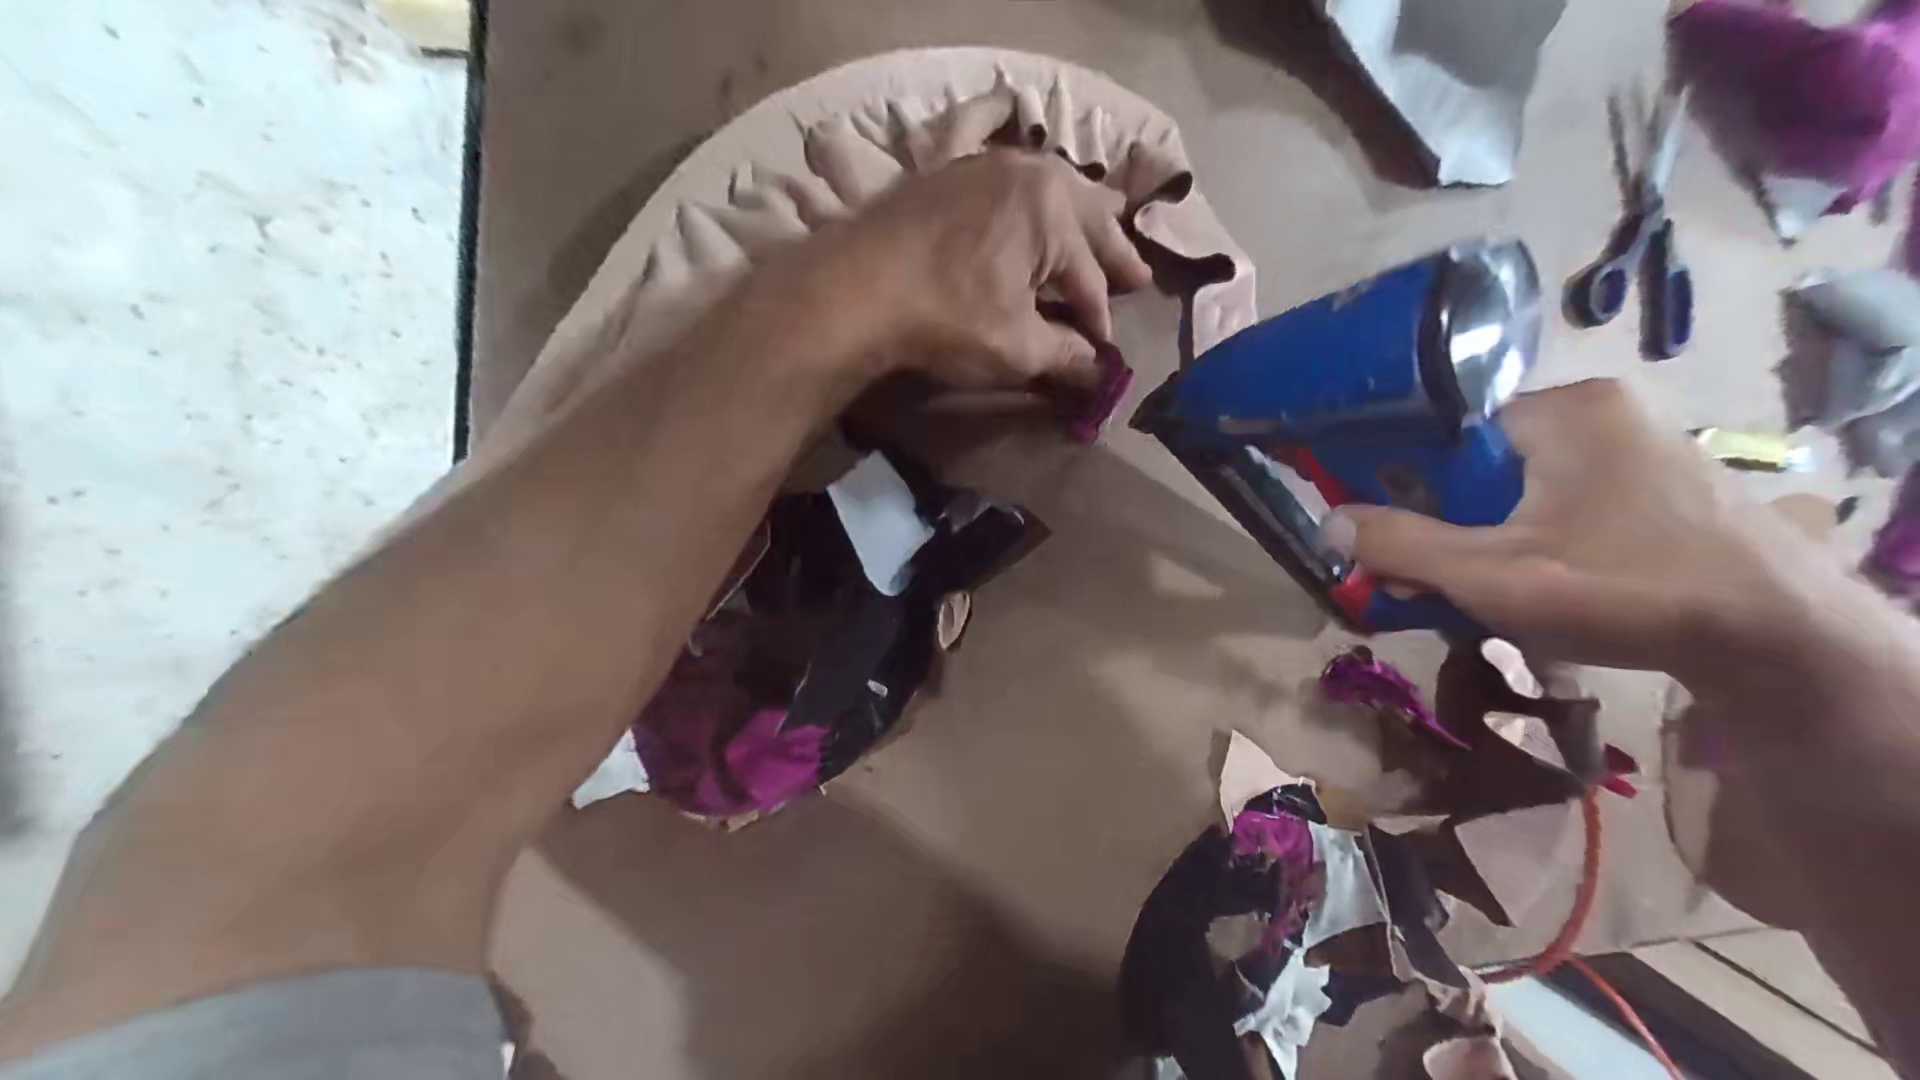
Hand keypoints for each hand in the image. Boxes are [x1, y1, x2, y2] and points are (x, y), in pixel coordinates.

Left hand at [778, 149, 1152, 392]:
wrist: (852, 290)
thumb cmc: (945, 318)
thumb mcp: (1015, 348)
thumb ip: (1065, 357)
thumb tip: (1099, 374)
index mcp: (1052, 210)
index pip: (1089, 278)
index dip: (1099, 319)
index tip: (1103, 348)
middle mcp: (1024, 173)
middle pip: (1084, 218)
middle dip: (1111, 251)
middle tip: (1138, 274)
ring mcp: (981, 166)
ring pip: (1047, 191)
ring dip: (1077, 218)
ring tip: (1099, 228)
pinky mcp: (945, 175)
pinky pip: (1004, 184)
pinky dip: (1028, 203)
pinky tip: (1029, 206)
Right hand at [1324, 380, 1848, 677]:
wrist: (1792, 648)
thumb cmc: (1627, 591)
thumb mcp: (1490, 574)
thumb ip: (1399, 544)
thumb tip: (1326, 522)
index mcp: (1561, 411)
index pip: (1441, 434)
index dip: (1401, 486)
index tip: (1385, 536)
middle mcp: (1597, 416)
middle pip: (1473, 468)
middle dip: (1441, 527)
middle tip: (1425, 582)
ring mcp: (1631, 452)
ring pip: (1510, 494)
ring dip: (1478, 542)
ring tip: (1475, 595)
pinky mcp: (1653, 490)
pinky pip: (1551, 508)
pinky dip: (1522, 544)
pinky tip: (1528, 588)